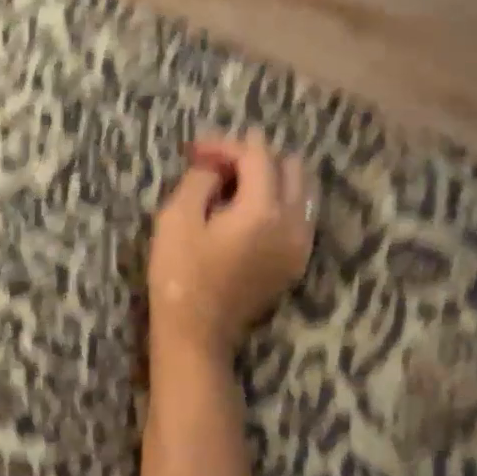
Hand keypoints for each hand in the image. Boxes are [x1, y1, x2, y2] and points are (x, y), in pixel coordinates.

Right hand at [146, 130, 314, 360]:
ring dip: (268, 177)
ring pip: (300, 191)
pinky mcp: (295, 261)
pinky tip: (242, 210)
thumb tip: (216, 167)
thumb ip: (200, 179)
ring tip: (229, 184)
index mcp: (264, 211)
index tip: (195, 150)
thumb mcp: (176, 216)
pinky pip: (297, 215)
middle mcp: (294, 224)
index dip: (226, 145)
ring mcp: (300, 245)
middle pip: (290, 167)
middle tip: (214, 164)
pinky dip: (275, 201)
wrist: (196, 330)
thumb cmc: (179, 271)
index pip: (257, 156)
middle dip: (252, 156)